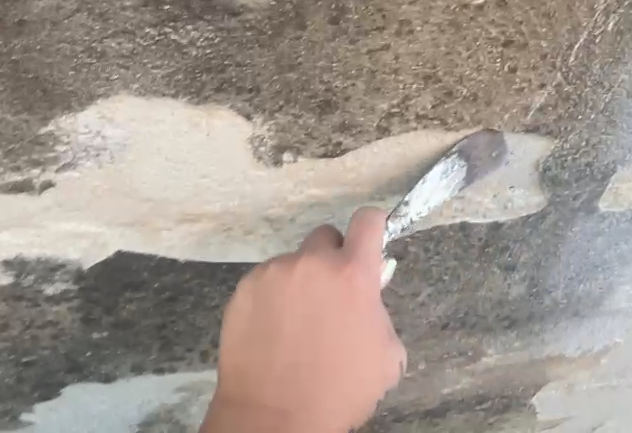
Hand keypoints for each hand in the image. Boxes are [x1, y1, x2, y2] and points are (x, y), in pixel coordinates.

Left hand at [201, 208, 405, 432]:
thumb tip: (370, 296)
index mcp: (351, 274)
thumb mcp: (386, 357)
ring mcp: (275, 272)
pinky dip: (271, 299)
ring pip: (294, 263)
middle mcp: (312, 262)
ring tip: (296, 325)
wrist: (273, 421)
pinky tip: (271, 332)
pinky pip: (265, 282)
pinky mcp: (245, 288)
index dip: (373, 227)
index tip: (370, 242)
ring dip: (299, 283)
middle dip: (331, 260)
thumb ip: (380, 313)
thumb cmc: (338, 392)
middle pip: (326, 237)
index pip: (368, 220)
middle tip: (330, 297)